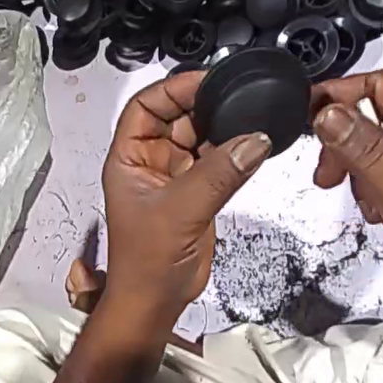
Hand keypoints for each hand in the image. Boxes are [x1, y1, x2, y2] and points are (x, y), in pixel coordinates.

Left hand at [101, 71, 271, 332]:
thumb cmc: (144, 265)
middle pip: (177, 117)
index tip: (206, 81)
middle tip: (237, 97)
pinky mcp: (197, 193)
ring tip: (250, 119)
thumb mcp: (179, 212)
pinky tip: (251, 146)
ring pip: (200, 138)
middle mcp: (150, 163)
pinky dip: (234, 153)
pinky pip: (218, 162)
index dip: (173, 89)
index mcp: (129, 159)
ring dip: (223, 129)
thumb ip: (218, 175)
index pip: (146, 106)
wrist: (156, 302)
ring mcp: (175, 178)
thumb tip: (253, 141)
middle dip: (205, 106)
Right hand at [310, 69, 382, 284]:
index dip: (337, 99)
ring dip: (361, 172)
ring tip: (371, 198)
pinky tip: (382, 206)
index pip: (378, 84)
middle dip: (347, 147)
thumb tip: (328, 114)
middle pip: (372, 114)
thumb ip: (361, 145)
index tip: (309, 117)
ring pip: (374, 142)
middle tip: (330, 172)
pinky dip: (375, 186)